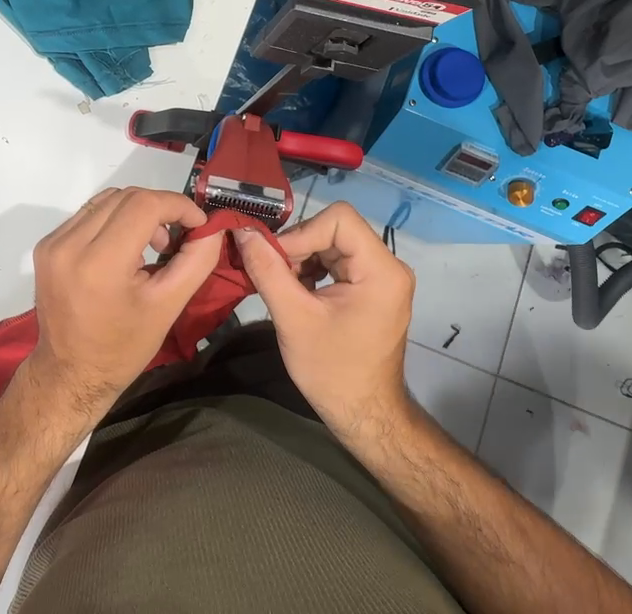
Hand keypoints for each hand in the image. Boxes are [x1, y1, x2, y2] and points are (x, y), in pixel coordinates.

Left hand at [28, 187, 222, 418]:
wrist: (71, 373)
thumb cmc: (122, 347)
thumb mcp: (168, 307)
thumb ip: (195, 261)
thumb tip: (212, 227)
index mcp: (100, 263)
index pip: (144, 205)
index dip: (178, 205)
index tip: (198, 223)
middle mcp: (69, 245)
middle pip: (125, 197)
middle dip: (159, 208)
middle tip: (175, 239)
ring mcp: (53, 243)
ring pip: (106, 201)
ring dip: (135, 212)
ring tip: (150, 246)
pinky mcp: (46, 245)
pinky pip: (88, 214)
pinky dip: (113, 221)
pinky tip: (123, 252)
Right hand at [236, 202, 415, 440]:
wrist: (362, 413)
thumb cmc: (331, 370)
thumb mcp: (293, 318)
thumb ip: (267, 269)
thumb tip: (243, 231)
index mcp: (381, 270)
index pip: (339, 219)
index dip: (301, 232)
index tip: (274, 257)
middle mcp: (388, 266)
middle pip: (335, 229)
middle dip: (298, 246)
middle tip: (269, 270)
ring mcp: (381, 277)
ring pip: (332, 243)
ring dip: (301, 257)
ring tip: (279, 282)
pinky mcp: (370, 288)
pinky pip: (336, 261)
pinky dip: (310, 269)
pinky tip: (293, 290)